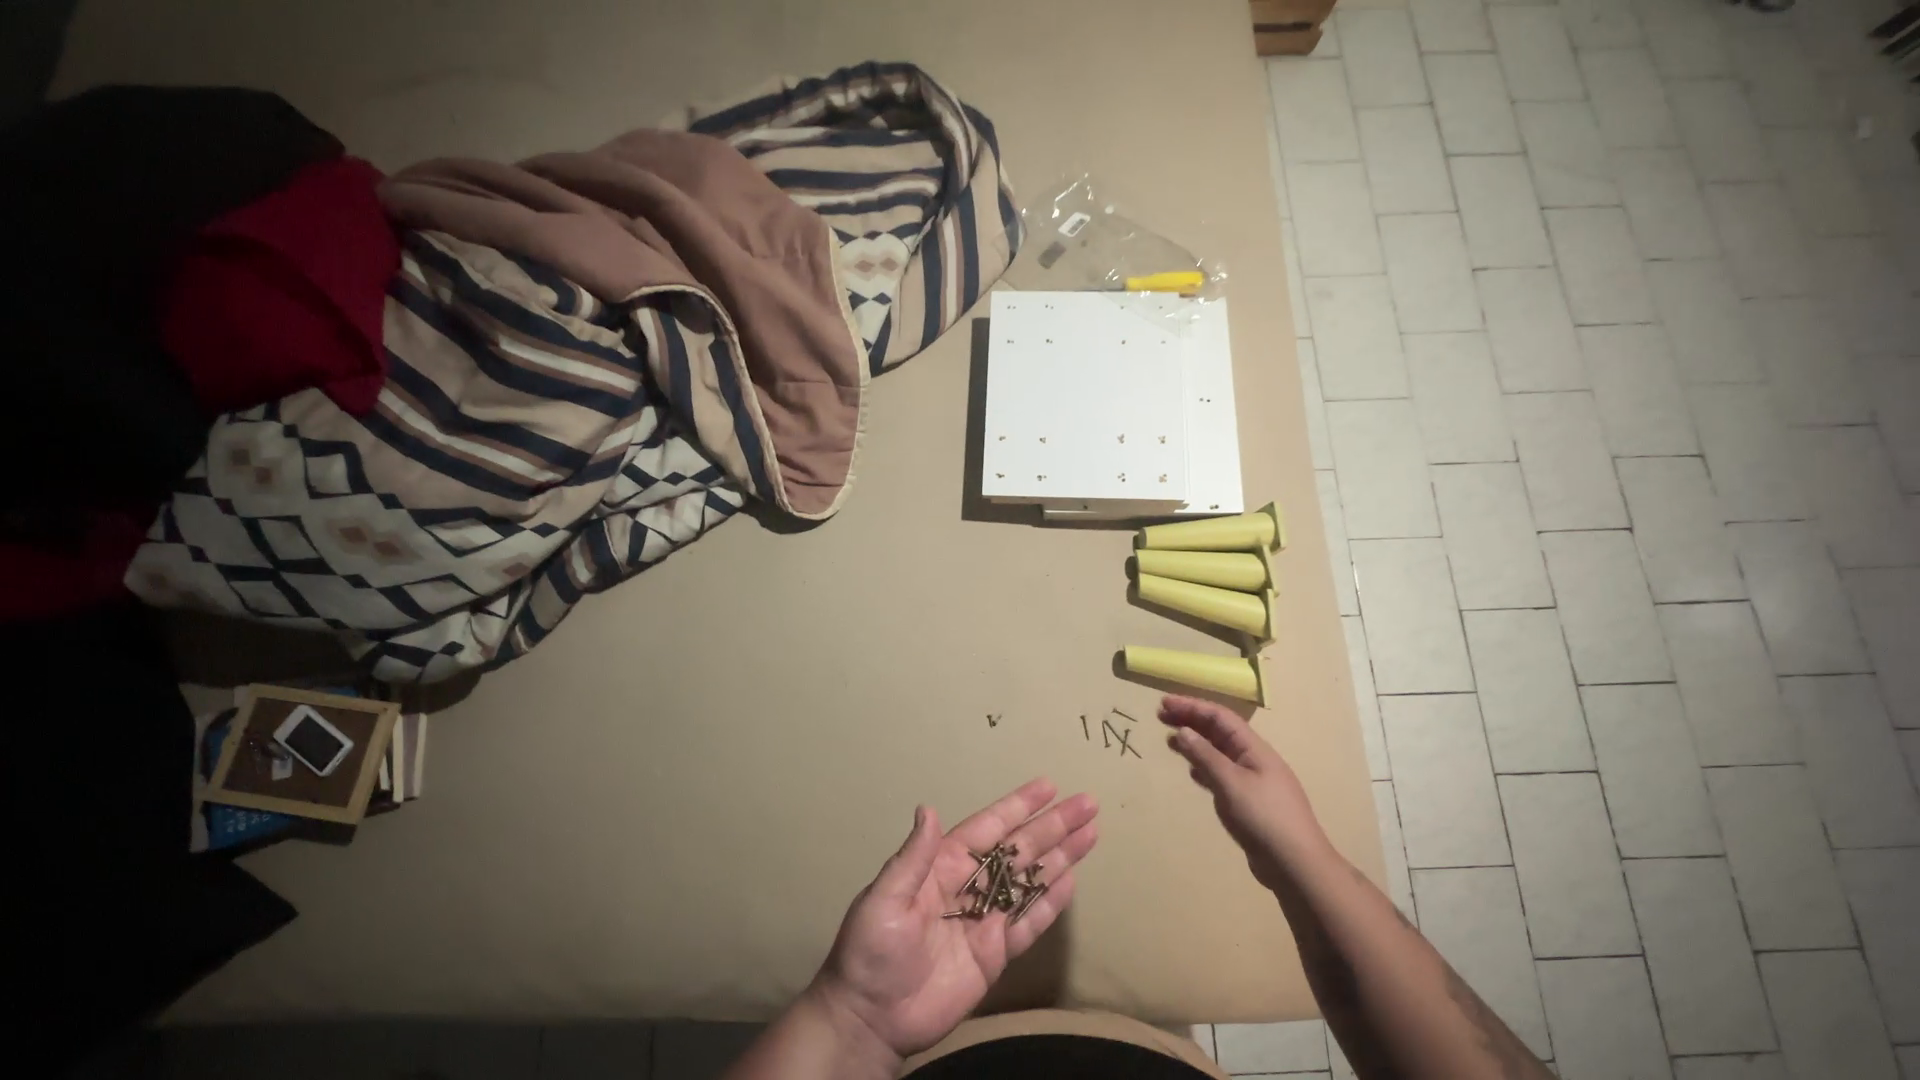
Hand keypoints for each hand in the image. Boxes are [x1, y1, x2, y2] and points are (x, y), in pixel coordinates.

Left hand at [808, 779, 1098, 1059]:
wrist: (872, 1018)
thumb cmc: (870, 951)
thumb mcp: (884, 898)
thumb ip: (913, 857)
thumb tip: (929, 808)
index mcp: (943, 866)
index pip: (989, 828)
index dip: (1018, 806)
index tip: (1048, 786)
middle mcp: (970, 886)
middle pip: (1019, 849)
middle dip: (1053, 826)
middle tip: (1087, 804)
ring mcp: (986, 920)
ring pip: (1031, 881)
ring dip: (1061, 857)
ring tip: (1091, 834)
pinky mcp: (995, 955)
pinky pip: (1029, 924)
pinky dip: (1050, 904)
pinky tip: (1071, 881)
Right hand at [1161, 695, 1330, 889]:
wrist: (1295, 864)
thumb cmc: (1263, 817)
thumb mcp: (1230, 783)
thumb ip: (1205, 756)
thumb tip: (1182, 731)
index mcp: (1254, 749)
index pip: (1220, 717)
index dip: (1191, 706)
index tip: (1164, 703)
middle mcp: (1254, 759)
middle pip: (1219, 732)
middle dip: (1191, 721)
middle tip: (1161, 716)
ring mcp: (1253, 781)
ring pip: (1219, 753)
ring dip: (1195, 743)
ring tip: (1170, 740)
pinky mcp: (1249, 802)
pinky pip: (1222, 774)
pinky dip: (1204, 767)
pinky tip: (1192, 771)